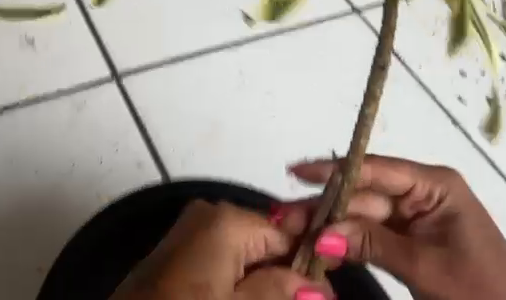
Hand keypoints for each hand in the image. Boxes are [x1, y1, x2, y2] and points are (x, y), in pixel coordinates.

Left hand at [111, 199, 333, 299]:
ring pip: (244, 256)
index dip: (310, 267)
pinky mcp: (177, 254)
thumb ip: (280, 291)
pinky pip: (221, 262)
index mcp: (228, 219)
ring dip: (262, 285)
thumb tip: (320, 287)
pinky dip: (237, 284)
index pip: (287, 235)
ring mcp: (190, 232)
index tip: (328, 297)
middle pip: (265, 244)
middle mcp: (209, 214)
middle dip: (285, 277)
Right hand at [274, 156, 505, 299]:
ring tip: (291, 230)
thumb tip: (320, 232)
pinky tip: (320, 244)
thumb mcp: (426, 268)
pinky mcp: (415, 244)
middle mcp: (423, 193)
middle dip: (325, 205)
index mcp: (435, 184)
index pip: (374, 168)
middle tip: (284, 217)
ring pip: (364, 215)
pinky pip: (374, 236)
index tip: (295, 171)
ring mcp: (419, 219)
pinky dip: (348, 242)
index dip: (333, 169)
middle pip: (364, 193)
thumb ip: (372, 244)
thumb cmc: (482, 293)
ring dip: (331, 224)